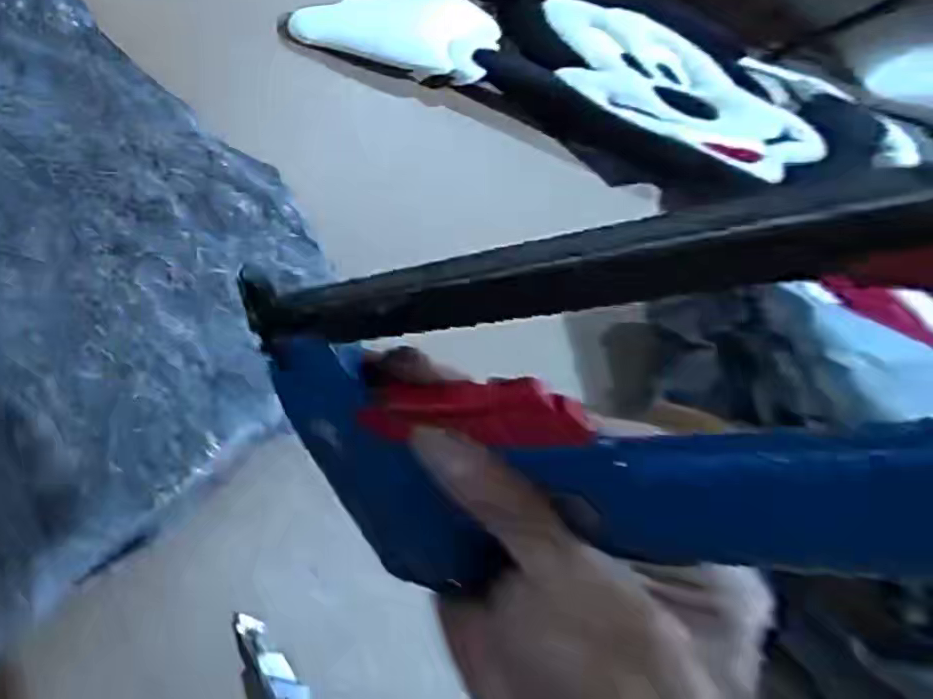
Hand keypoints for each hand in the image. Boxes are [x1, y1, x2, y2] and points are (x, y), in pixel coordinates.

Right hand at [377, 350, 772, 698]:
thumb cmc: (617, 688)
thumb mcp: (584, 597)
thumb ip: (513, 510)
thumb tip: (430, 433)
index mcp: (666, 532)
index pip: (598, 447)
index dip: (530, 413)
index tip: (470, 385)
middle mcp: (599, 521)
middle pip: (525, 448)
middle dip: (461, 407)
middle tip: (401, 367)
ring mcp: (535, 535)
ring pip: (475, 465)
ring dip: (422, 424)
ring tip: (372, 380)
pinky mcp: (481, 550)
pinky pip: (441, 497)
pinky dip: (402, 466)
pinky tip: (368, 428)